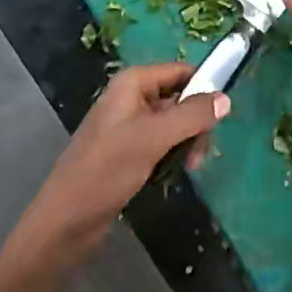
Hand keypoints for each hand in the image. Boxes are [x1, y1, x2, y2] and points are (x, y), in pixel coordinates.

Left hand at [13, 64, 228, 265]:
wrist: (65, 221)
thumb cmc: (107, 169)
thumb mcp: (153, 138)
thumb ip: (192, 116)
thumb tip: (226, 99)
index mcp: (133, 82)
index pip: (181, 71)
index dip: (203, 88)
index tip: (221, 116)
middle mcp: (131, 96)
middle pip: (180, 98)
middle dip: (195, 123)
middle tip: (200, 155)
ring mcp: (129, 124)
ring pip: (173, 123)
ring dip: (186, 142)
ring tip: (189, 168)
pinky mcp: (128, 150)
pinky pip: (161, 142)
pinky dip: (172, 154)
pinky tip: (173, 174)